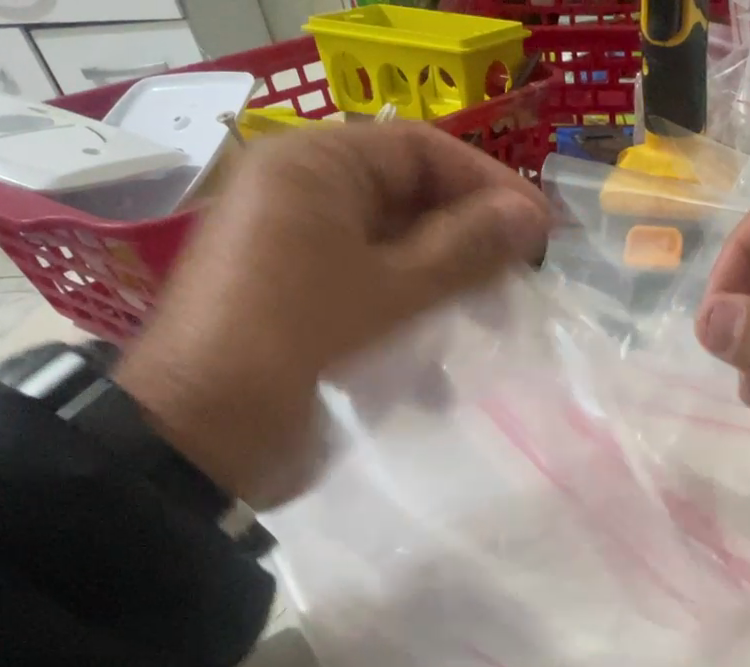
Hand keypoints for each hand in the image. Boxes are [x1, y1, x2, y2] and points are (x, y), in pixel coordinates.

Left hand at [116, 122, 549, 507]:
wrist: (207, 433)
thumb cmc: (300, 342)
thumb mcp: (391, 291)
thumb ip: (465, 249)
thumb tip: (532, 215)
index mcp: (314, 167)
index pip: (419, 149)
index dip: (487, 185)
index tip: (541, 233)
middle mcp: (301, 195)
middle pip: (407, 198)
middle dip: (468, 241)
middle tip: (521, 280)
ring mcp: (296, 251)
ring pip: (394, 252)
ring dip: (445, 287)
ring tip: (488, 325)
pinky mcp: (301, 303)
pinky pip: (371, 294)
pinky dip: (410, 320)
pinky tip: (438, 369)